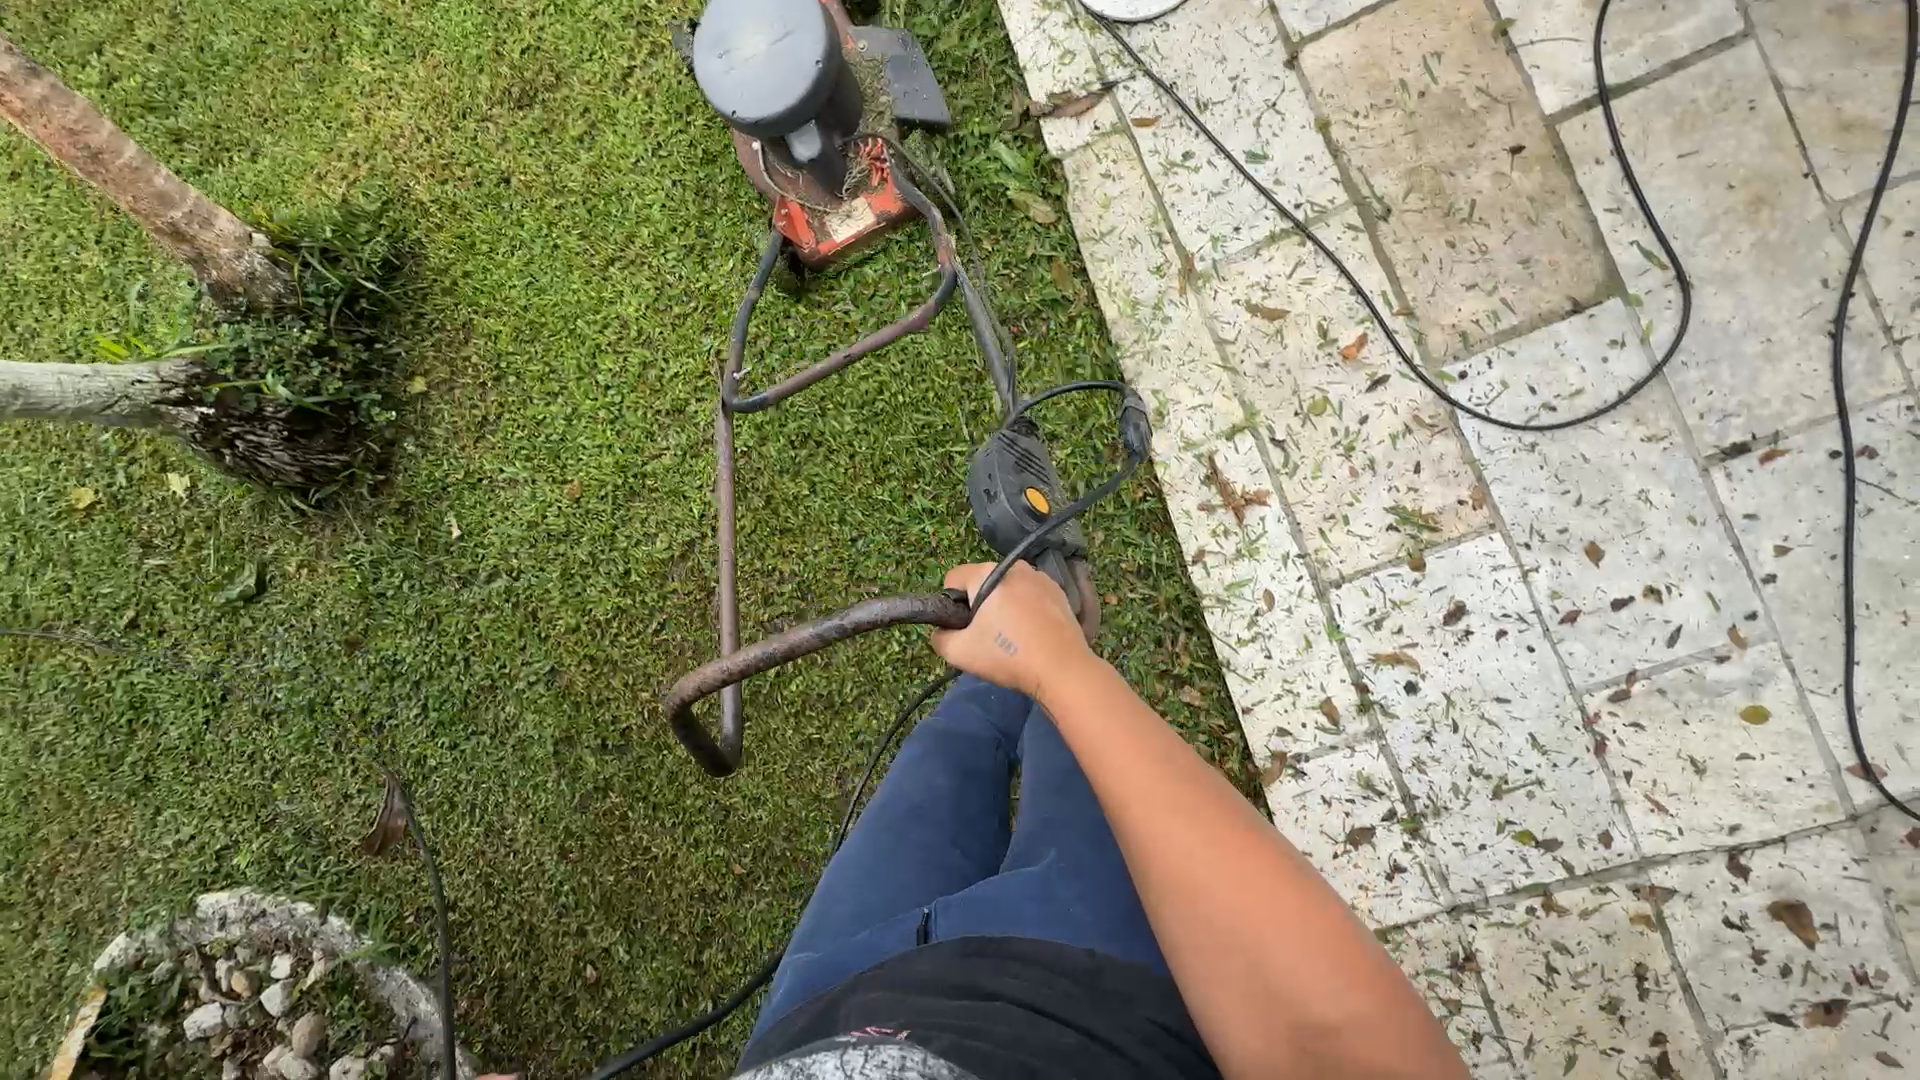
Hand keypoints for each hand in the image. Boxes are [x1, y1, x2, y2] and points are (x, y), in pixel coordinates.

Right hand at [931, 561, 1097, 699]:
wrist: (1062, 669)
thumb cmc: (1008, 656)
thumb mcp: (959, 653)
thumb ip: (939, 638)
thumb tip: (942, 631)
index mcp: (986, 573)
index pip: (953, 579)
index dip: (951, 605)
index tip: (964, 629)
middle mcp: (1014, 566)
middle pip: (982, 584)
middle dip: (979, 607)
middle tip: (988, 638)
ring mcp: (1040, 577)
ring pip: (1008, 591)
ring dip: (1004, 608)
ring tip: (1013, 639)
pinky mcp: (1059, 592)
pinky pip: (1030, 597)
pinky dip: (1026, 611)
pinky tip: (1032, 635)